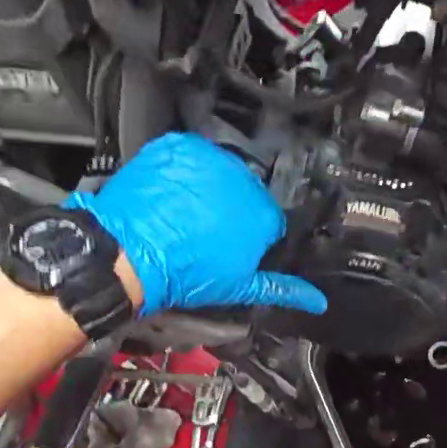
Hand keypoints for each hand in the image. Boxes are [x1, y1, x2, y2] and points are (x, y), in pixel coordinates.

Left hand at [66, 133, 327, 315]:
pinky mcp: (181, 146)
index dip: (252, 236)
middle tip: (207, 232)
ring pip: (222, 174)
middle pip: (248, 194)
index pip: (271, 221)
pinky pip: (193, 156)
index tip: (232, 249)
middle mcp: (247, 180)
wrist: (125, 253)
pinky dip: (186, 169)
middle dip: (234, 210)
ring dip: (211, 188)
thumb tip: (321, 301)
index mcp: (266, 214)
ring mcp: (212, 160)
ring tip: (187, 212)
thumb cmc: (188, 274)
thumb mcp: (240, 286)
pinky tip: (173, 191)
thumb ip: (284, 288)